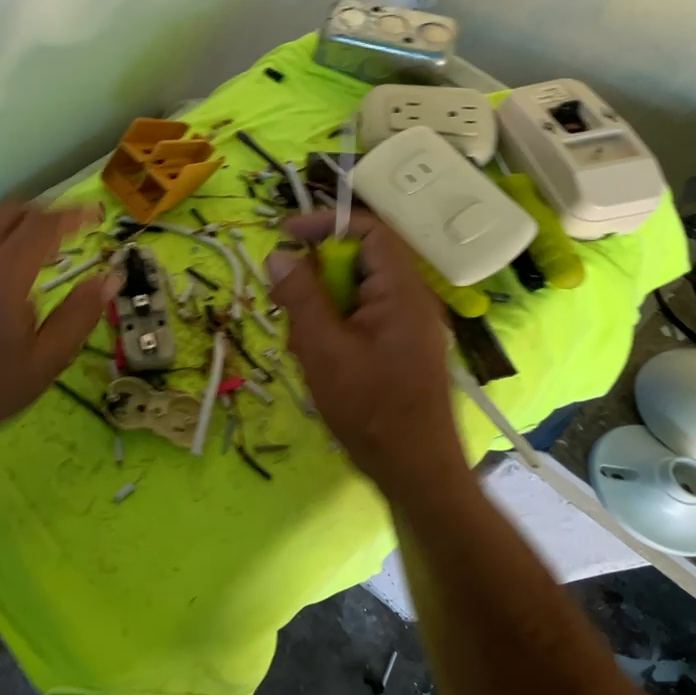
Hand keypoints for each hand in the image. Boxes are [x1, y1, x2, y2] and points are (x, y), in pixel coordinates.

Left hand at [0, 201, 118, 445]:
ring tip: (45, 259)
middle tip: (72, 235)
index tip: (95, 216)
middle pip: (13, 213)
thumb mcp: (47, 359)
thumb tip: (109, 278)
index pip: (42, 225)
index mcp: (5, 275)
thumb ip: (79, 314)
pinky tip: (10, 281)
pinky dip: (0, 246)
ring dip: (21, 230)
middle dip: (46, 214)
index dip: (72, 214)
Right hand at [266, 211, 464, 491]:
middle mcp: (412, 300)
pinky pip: (363, 315)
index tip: (284, 235)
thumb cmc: (370, 409)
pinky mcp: (403, 347)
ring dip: (321, 304)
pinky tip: (319, 358)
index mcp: (402, 293)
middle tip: (284, 300)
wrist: (415, 470)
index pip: (369, 231)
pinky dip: (334, 324)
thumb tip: (280, 255)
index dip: (325, 223)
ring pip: (356, 290)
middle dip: (315, 273)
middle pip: (359, 260)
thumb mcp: (323, 348)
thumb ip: (300, 296)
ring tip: (302, 341)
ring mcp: (409, 325)